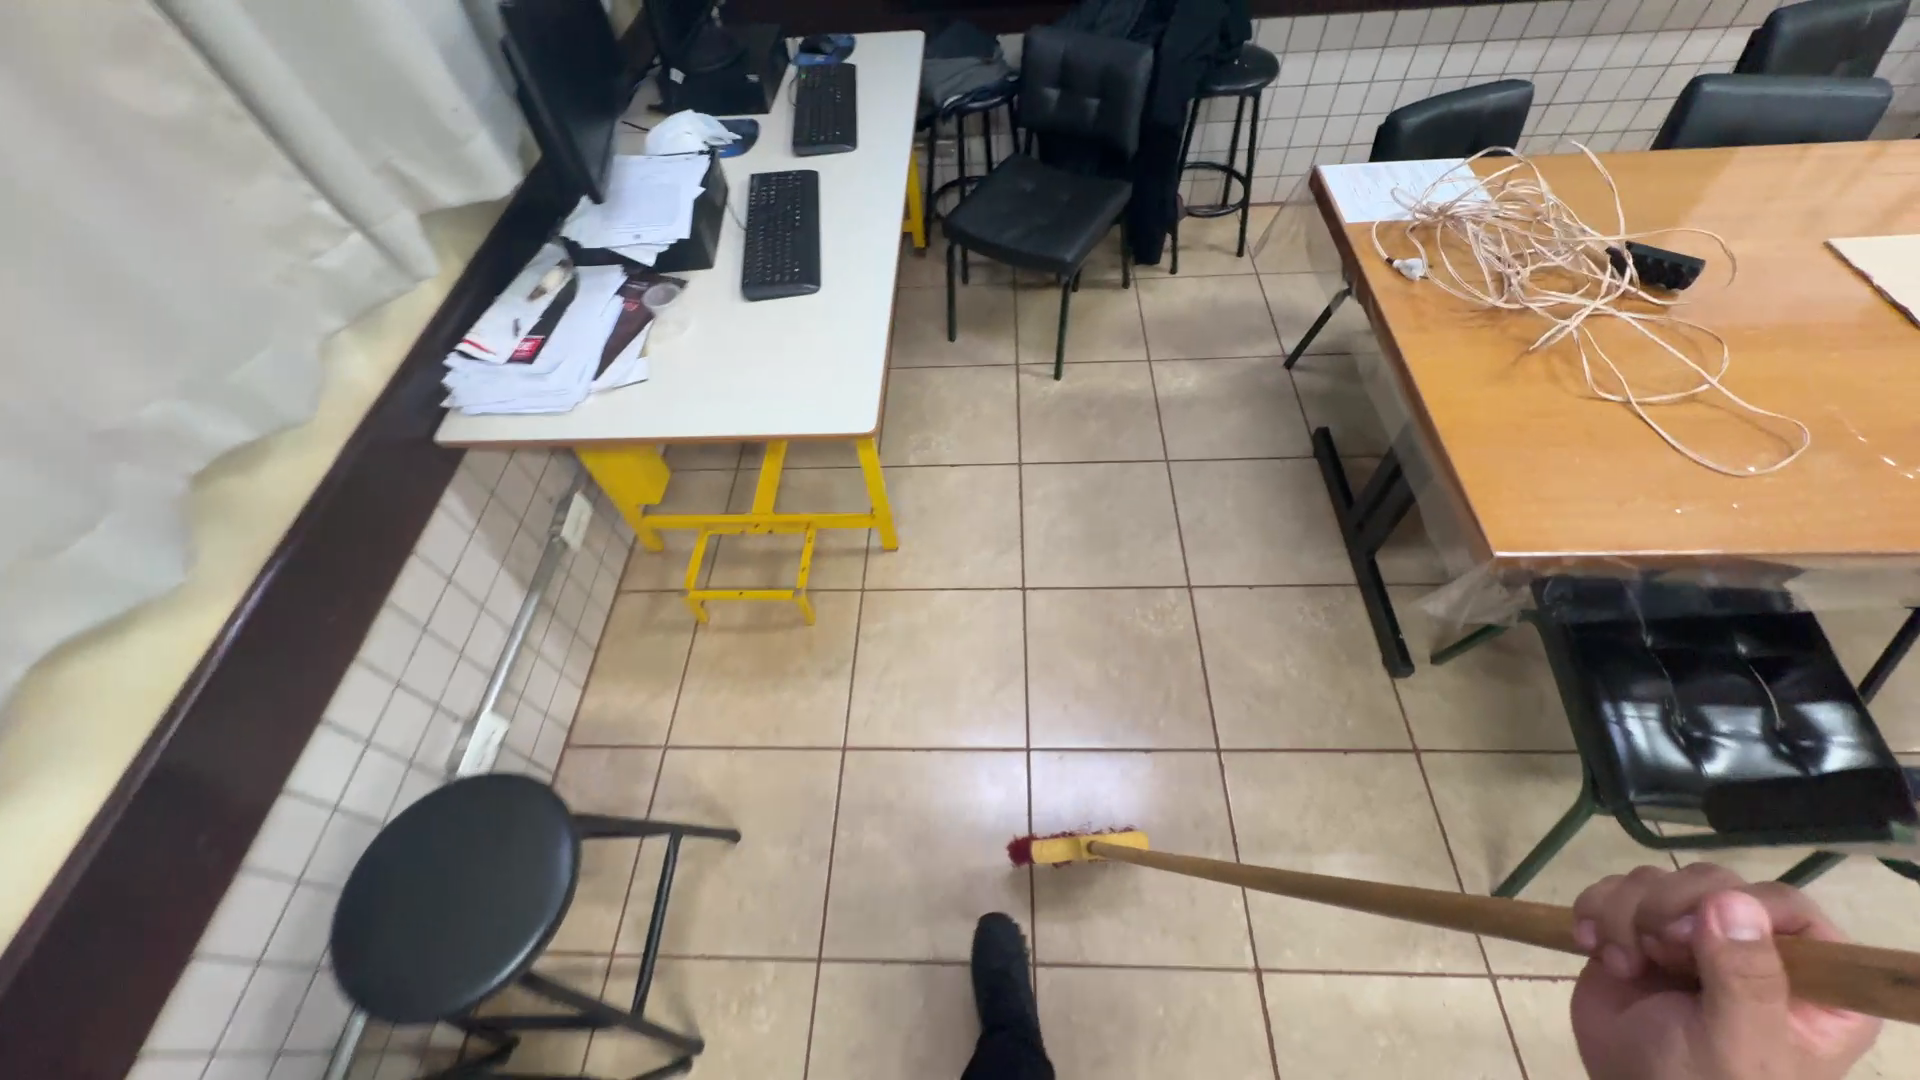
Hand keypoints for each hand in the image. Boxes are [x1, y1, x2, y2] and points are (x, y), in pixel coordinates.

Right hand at [1568, 863, 1878, 1079]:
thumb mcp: (1737, 1043)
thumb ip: (1746, 979)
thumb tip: (1732, 899)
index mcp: (1809, 980)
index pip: (1786, 907)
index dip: (1736, 908)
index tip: (1692, 938)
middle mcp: (1752, 950)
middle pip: (1710, 883)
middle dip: (1666, 908)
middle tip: (1655, 952)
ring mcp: (1689, 937)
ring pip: (1654, 881)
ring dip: (1623, 916)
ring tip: (1623, 964)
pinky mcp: (1633, 929)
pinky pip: (1611, 888)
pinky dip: (1593, 911)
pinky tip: (1593, 947)